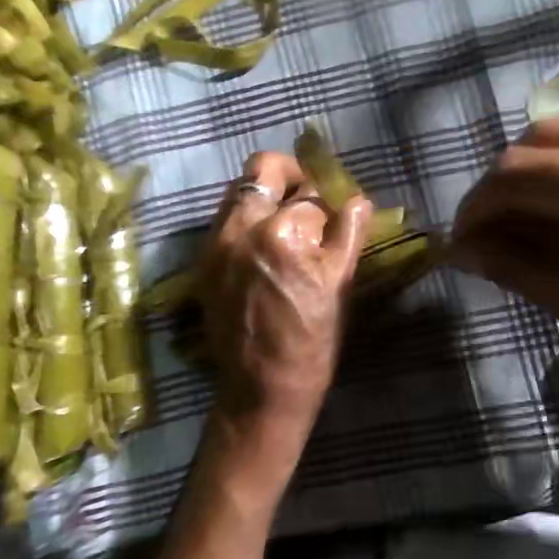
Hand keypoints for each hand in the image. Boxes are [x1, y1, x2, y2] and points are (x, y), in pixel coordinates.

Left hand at [199, 151, 372, 427]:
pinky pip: (224, 224)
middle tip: (306, 203)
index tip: (334, 218)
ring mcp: (215, 245)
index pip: (310, 195)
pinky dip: (244, 226)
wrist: (263, 386)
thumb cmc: (312, 340)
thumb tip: (356, 200)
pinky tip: (262, 253)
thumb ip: (348, 234)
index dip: (328, 206)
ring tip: (284, 231)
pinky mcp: (202, 263)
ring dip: (264, 200)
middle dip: (289, 180)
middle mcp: (239, 228)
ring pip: (238, 194)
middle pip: (262, 171)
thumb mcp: (339, 285)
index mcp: (280, 233)